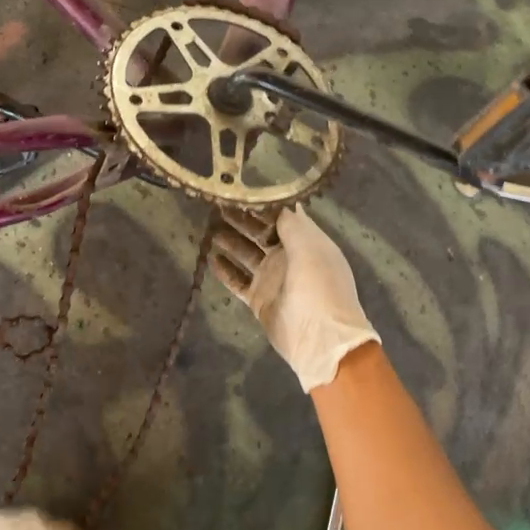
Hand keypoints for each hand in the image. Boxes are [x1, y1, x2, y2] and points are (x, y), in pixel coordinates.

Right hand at [213, 205, 379, 391]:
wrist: (320, 338)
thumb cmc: (319, 287)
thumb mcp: (309, 247)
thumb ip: (291, 224)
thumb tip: (278, 203)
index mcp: (307, 241)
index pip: (281, 216)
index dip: (262, 203)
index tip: (240, 190)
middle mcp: (289, 257)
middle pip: (261, 232)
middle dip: (242, 219)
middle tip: (217, 204)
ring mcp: (273, 279)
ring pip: (246, 254)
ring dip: (230, 241)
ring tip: (209, 227)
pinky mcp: (259, 299)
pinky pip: (238, 280)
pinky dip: (225, 270)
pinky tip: (210, 257)